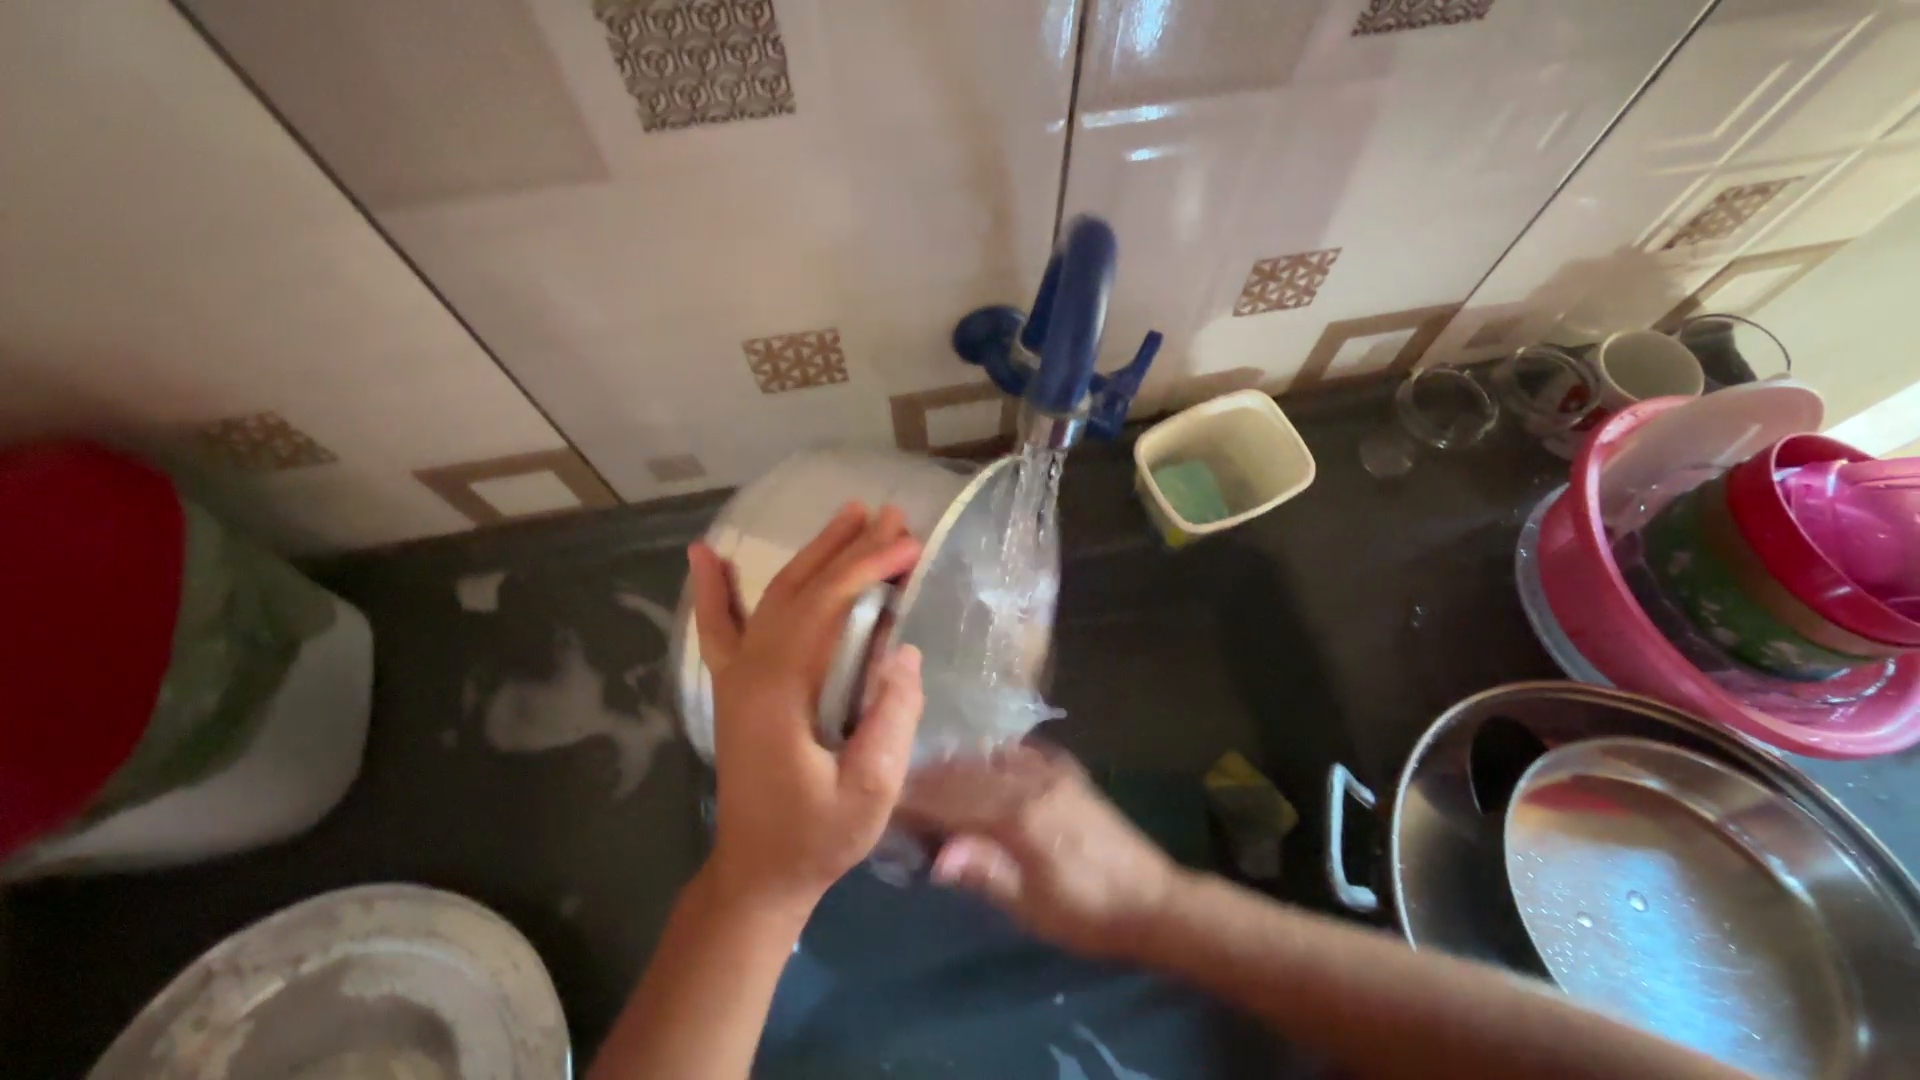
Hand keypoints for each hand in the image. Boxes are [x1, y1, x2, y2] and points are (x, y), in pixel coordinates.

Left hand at [687, 502, 926, 914]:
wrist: (758, 873)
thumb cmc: (817, 837)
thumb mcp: (869, 792)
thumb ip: (889, 720)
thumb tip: (905, 654)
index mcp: (779, 691)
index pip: (826, 607)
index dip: (868, 569)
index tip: (910, 546)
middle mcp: (749, 671)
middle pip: (800, 590)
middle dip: (847, 548)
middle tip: (890, 515)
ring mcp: (735, 677)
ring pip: (772, 597)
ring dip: (811, 555)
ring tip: (847, 517)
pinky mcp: (734, 689)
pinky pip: (720, 628)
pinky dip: (714, 590)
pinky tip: (705, 556)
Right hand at [898, 746, 1180, 958]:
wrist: (1153, 902)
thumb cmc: (1087, 914)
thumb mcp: (1033, 906)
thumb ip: (984, 872)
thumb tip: (935, 856)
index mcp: (1021, 815)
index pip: (952, 799)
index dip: (913, 799)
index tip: (881, 802)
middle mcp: (1033, 780)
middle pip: (965, 773)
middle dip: (925, 780)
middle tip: (890, 788)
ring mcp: (1051, 771)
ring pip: (986, 758)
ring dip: (951, 766)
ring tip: (919, 777)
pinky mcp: (1065, 772)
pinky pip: (1013, 754)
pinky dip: (983, 759)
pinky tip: (970, 765)